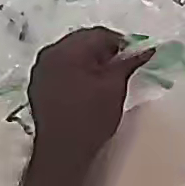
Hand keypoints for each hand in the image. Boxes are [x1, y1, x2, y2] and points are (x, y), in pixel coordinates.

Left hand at [28, 28, 154, 165]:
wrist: (63, 151)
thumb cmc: (91, 117)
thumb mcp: (115, 86)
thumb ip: (129, 62)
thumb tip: (147, 48)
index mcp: (67, 49)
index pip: (99, 34)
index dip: (121, 43)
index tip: (134, 58)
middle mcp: (49, 54)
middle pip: (82, 41)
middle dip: (103, 50)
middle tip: (120, 67)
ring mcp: (39, 70)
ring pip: (69, 54)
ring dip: (88, 60)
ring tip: (104, 79)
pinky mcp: (37, 86)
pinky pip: (59, 69)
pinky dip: (74, 72)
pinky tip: (85, 89)